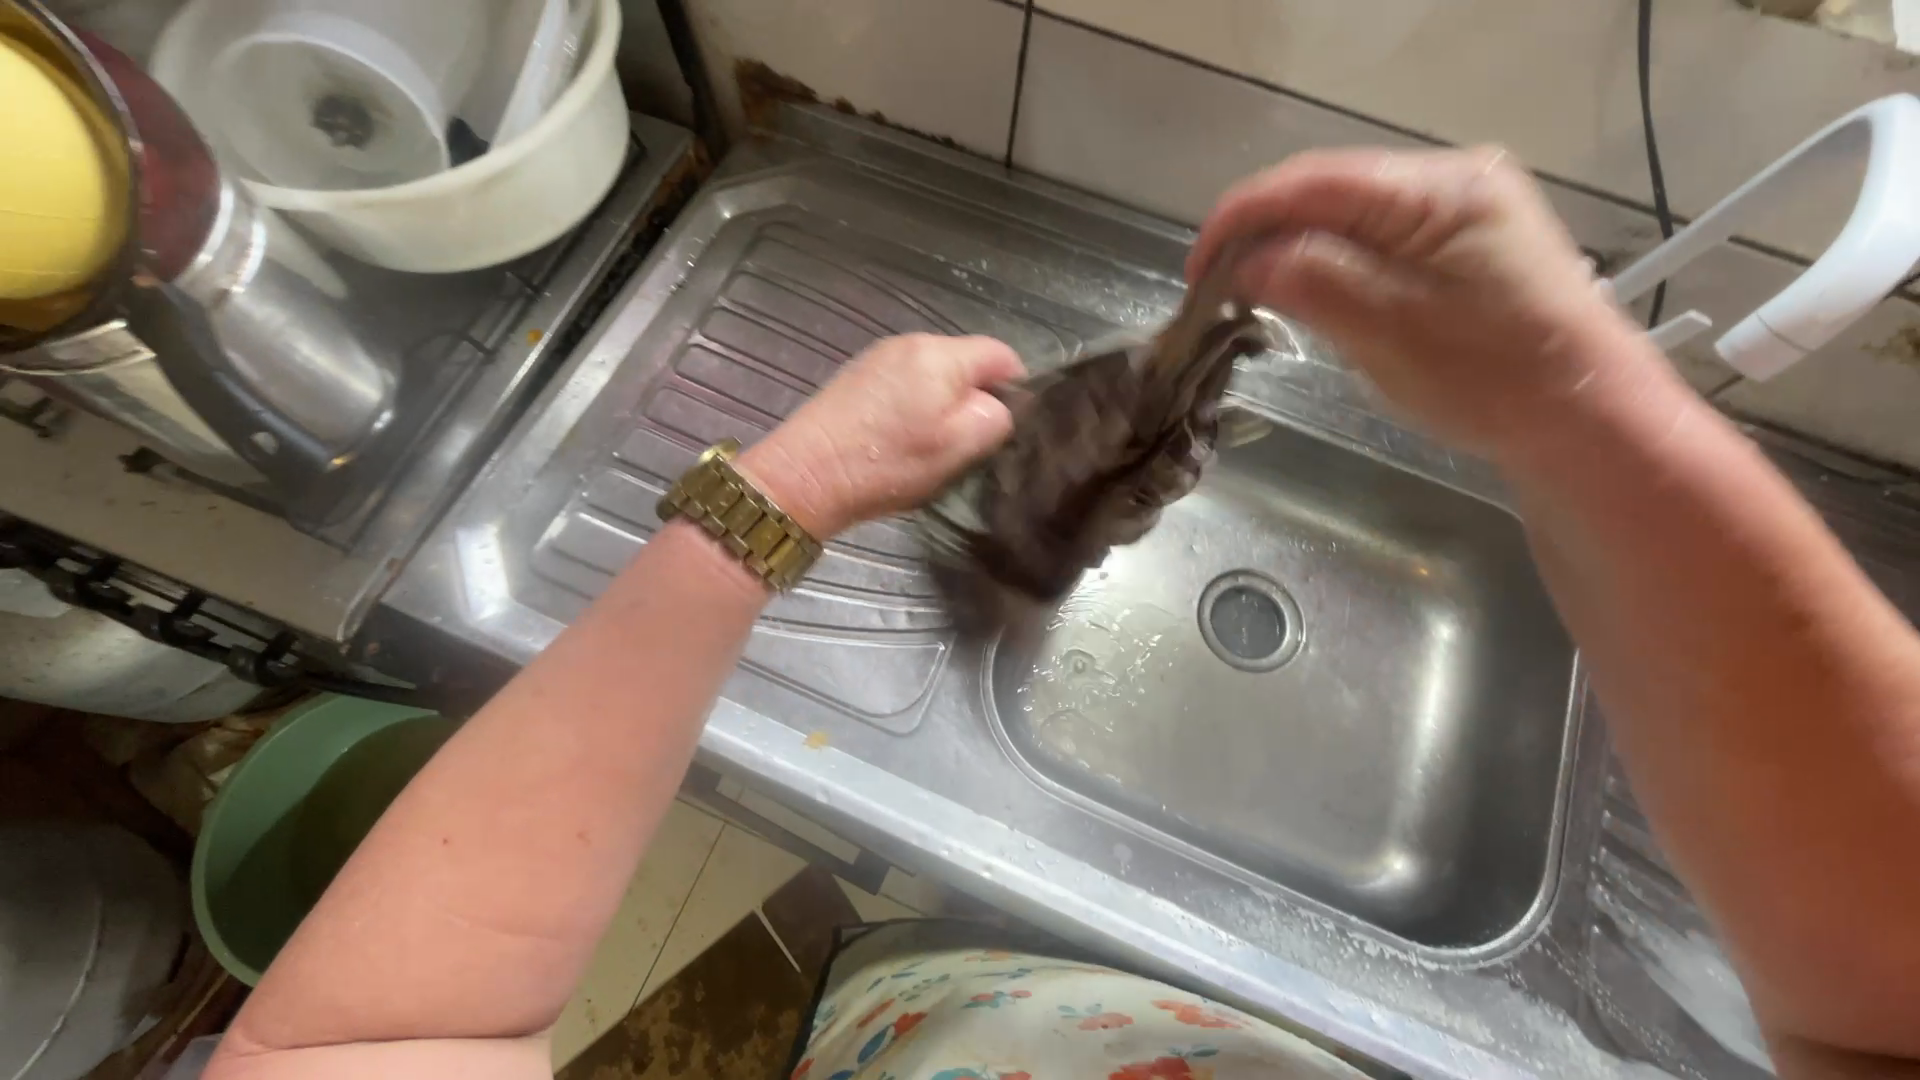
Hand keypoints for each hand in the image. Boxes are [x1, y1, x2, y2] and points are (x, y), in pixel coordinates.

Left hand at [738, 333, 1025, 536]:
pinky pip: (904, 384)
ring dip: (942, 405)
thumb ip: (996, 418)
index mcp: (941, 353)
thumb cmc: (890, 463)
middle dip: (975, 398)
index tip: (1009, 427)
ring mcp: (879, 357)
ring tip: (931, 445)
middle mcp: (911, 342)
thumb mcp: (959, 447)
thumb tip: (999, 406)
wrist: (807, 475)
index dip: (1017, 389)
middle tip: (968, 443)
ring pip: (934, 376)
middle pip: (966, 363)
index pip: (1002, 355)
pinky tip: (900, 439)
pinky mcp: (857, 377)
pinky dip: (913, 407)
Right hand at [1189, 146, 1676, 460]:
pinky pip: (1365, 236)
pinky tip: (1298, 290)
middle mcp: (1449, 180)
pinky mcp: (1450, 242)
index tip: (1195, 271)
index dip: (1242, 218)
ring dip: (1285, 249)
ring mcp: (1452, 209)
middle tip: (1214, 290)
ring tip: (1245, 293)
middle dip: (1259, 234)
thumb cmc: (1489, 380)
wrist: (1577, 416)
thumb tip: (1244, 261)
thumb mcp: (1389, 332)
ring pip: (1340, 214)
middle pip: (1325, 190)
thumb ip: (1313, 282)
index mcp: (1441, 190)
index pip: (1315, 181)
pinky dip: (1319, 261)